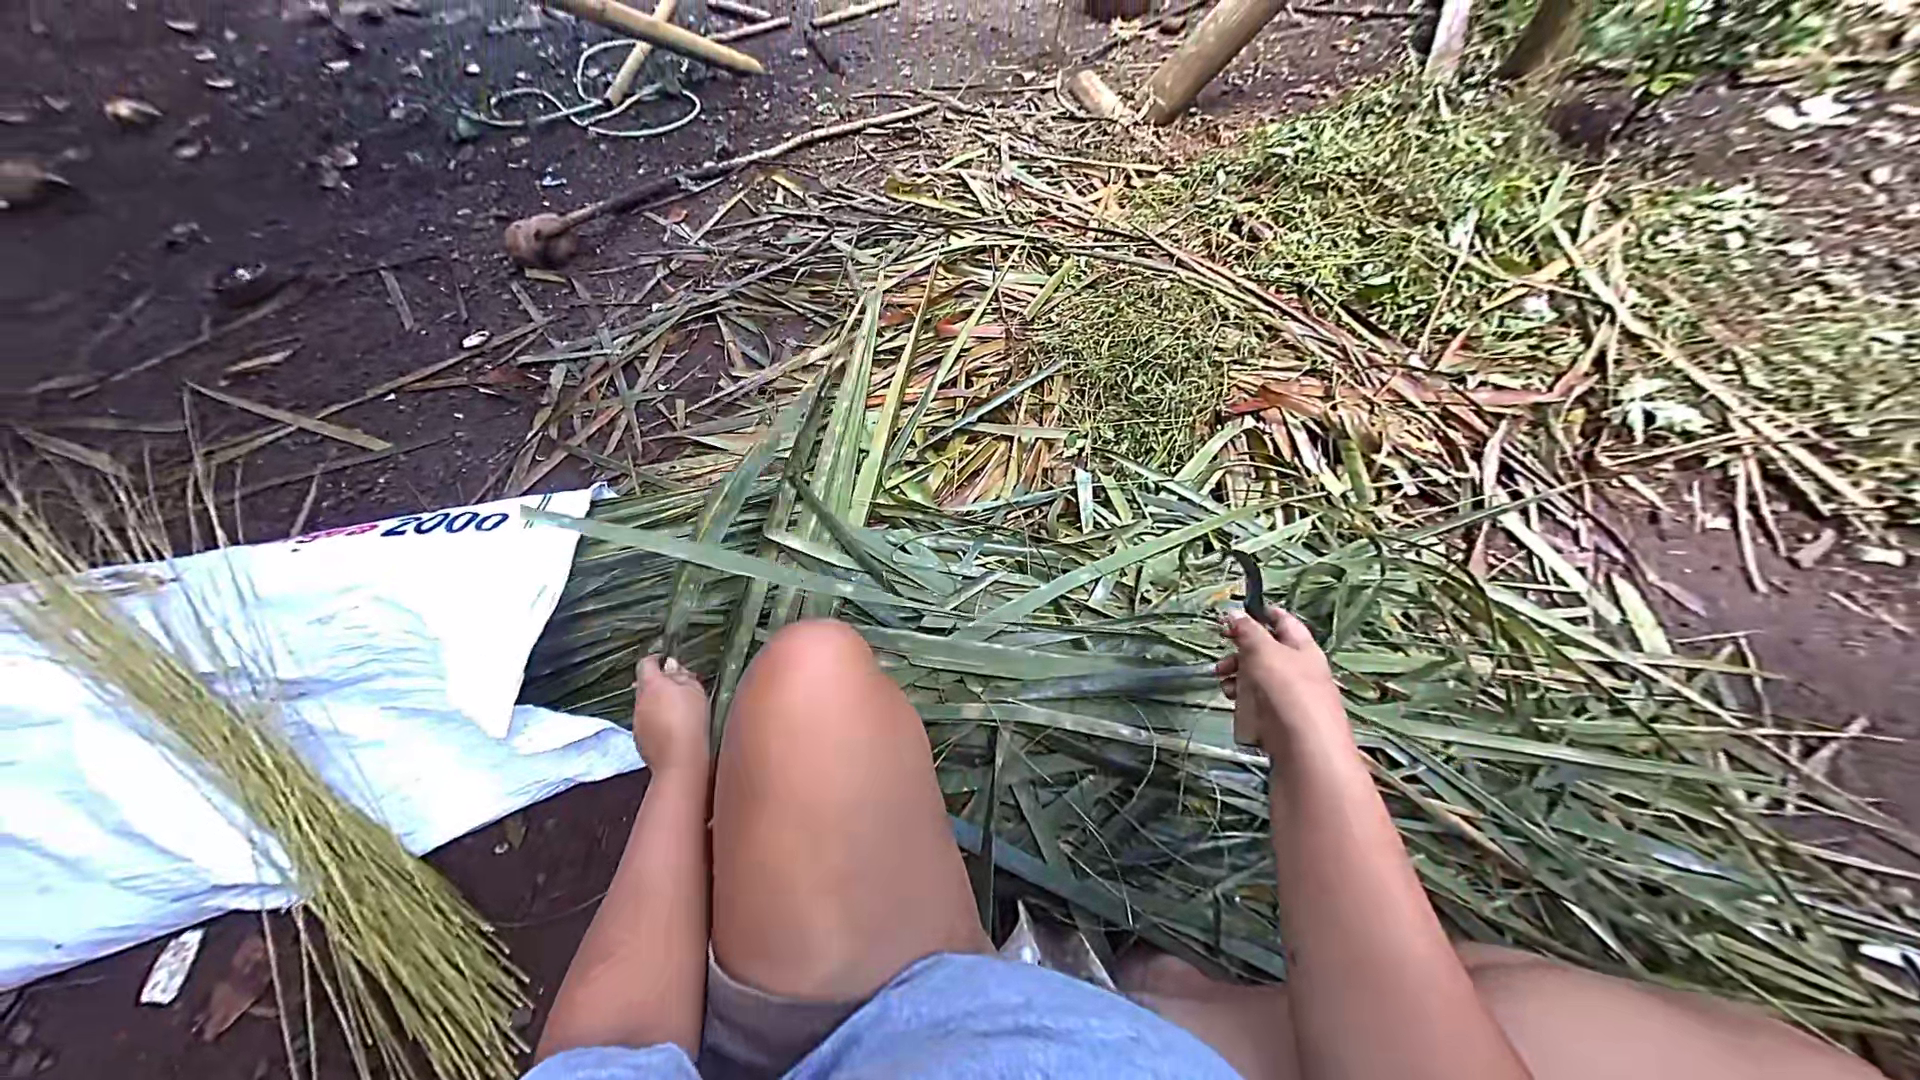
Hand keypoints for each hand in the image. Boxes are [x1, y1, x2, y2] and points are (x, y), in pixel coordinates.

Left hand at [632, 654, 710, 775]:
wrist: (680, 760)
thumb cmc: (691, 720)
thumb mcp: (695, 691)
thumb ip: (682, 675)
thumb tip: (671, 666)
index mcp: (651, 685)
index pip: (646, 663)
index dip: (657, 660)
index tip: (669, 662)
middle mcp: (638, 702)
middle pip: (645, 685)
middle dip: (660, 684)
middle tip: (682, 688)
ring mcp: (636, 722)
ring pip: (646, 705)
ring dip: (658, 704)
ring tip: (680, 712)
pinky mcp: (639, 740)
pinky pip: (647, 723)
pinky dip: (657, 722)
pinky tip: (674, 730)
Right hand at [1215, 609, 1347, 752]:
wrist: (1305, 750)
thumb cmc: (1288, 692)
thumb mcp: (1264, 652)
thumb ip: (1247, 631)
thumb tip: (1235, 613)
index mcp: (1303, 649)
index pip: (1283, 622)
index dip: (1262, 614)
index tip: (1237, 613)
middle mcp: (1299, 670)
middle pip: (1265, 650)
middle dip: (1241, 649)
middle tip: (1223, 650)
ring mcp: (1289, 696)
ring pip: (1256, 676)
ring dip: (1236, 673)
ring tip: (1223, 680)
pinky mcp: (1278, 718)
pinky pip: (1255, 700)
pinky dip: (1241, 696)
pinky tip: (1233, 699)